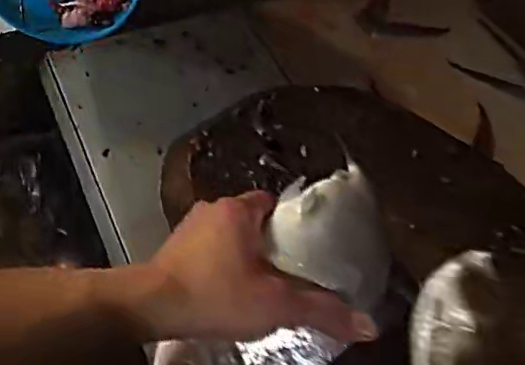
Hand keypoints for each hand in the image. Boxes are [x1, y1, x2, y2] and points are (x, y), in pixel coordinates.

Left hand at [131, 192, 377, 344]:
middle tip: (296, 271)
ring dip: (250, 254)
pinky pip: (214, 246)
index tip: (311, 245)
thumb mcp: (277, 304)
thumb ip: (322, 310)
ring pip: (232, 233)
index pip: (271, 202)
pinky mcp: (181, 243)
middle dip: (274, 243)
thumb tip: (364, 322)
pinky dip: (228, 261)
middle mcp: (212, 208)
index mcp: (235, 210)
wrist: (160, 301)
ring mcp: (193, 224)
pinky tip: (238, 287)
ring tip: (271, 283)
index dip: (293, 221)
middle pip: (253, 218)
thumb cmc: (216, 293)